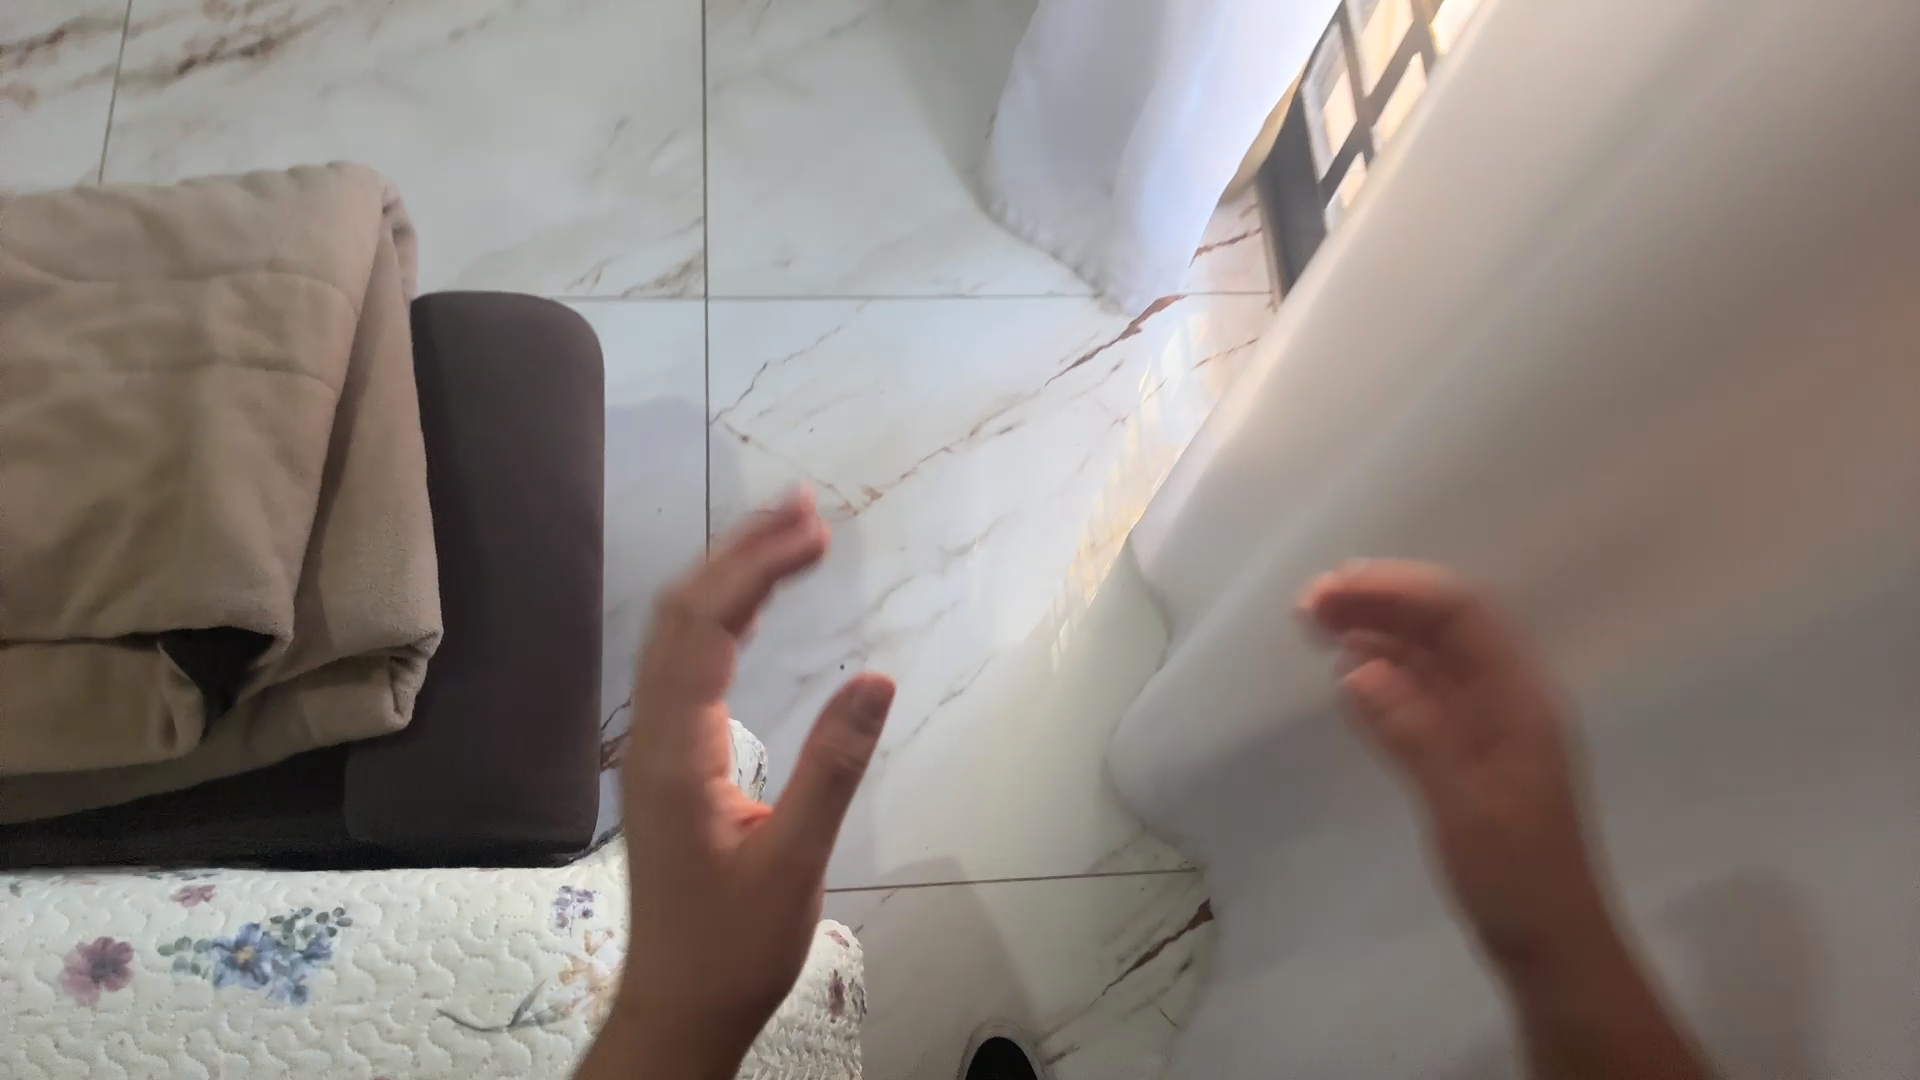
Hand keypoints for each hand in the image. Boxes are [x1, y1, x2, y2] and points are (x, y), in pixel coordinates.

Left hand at [599, 491, 894, 1077]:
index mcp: (676, 750)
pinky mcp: (670, 752)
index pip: (707, 628)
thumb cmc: (734, 943)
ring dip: (730, 574)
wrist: (679, 1003)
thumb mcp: (795, 860)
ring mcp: (655, 739)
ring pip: (679, 632)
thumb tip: (878, 678)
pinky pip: (688, 661)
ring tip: (786, 535)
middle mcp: (653, 730)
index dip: (757, 567)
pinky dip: (725, 615)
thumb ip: (834, 765)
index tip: (815, 531)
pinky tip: (756, 604)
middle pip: (683, 612)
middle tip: (802, 508)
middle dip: (741, 549)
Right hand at [1298, 560, 1611, 969]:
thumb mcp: (1468, 807)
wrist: (1545, 939)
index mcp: (1518, 696)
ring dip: (1370, 624)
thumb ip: (1414, 732)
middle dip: (1376, 600)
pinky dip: (1374, 663)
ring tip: (1313, 619)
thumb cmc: (1516, 875)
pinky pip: (1411, 683)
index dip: (1397, 589)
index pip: (1460, 614)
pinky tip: (1343, 663)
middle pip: (1437, 621)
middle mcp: (1499, 692)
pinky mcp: (1453, 738)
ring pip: (1421, 648)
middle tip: (1308, 602)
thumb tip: (1353, 666)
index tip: (1333, 590)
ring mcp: (1476, 715)